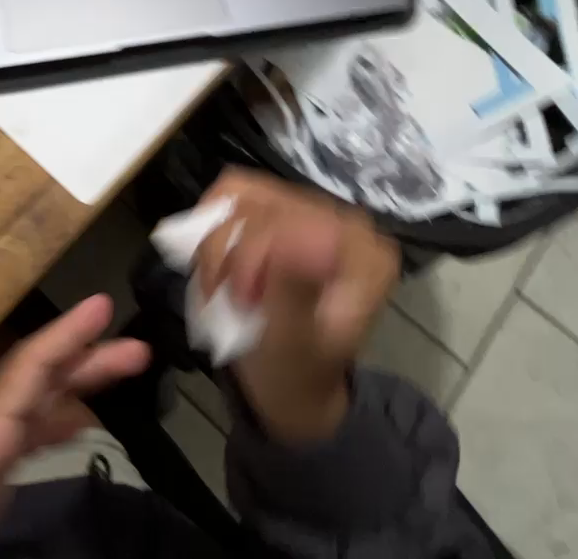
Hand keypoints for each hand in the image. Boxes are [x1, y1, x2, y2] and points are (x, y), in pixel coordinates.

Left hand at [0, 295, 148, 558]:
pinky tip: (78, 422)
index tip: (101, 304)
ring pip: (36, 406)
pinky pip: (28, 438)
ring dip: (78, 384)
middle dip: (84, 357)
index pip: (24, 373)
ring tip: (124, 367)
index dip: (64, 336)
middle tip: (137, 347)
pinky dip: (57, 421)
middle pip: (36, 383)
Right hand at [195, 168, 400, 443]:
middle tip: (230, 299)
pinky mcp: (280, 211)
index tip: (242, 298)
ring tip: (223, 288)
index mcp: (362, 251)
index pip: (287, 215)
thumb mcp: (293, 339)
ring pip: (239, 195)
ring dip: (216, 245)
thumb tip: (301, 233)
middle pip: (260, 202)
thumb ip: (296, 288)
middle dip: (230, 251)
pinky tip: (218, 264)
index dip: (249, 251)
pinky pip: (232, 193)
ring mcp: (310, 212)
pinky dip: (214, 228)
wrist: (288, 383)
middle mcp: (343, 222)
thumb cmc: (295, 369)